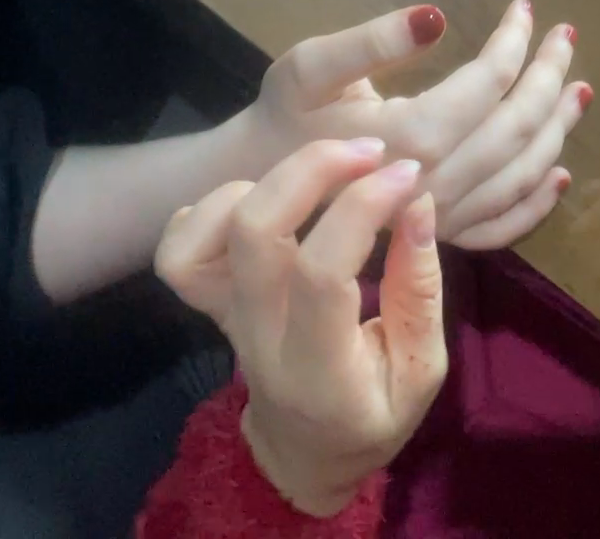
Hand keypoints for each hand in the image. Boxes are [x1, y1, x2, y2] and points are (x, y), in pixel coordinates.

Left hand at [154, 139, 446, 516]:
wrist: (303, 450)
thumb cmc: (371, 414)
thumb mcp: (421, 371)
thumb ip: (419, 289)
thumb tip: (417, 201)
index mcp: (316, 369)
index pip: (320, 272)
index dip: (363, 207)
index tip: (407, 174)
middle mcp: (256, 333)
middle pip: (253, 230)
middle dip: (310, 168)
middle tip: (368, 149)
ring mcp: (220, 312)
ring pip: (205, 230)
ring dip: (267, 181)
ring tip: (322, 173)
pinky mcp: (202, 297)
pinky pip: (179, 244)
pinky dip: (213, 206)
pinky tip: (264, 199)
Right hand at [251, 0, 589, 248]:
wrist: (265, 182)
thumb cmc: (286, 115)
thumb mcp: (312, 66)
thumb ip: (372, 42)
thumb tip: (438, 15)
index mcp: (408, 134)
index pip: (486, 85)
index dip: (513, 43)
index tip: (524, 7)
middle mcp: (435, 182)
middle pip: (515, 128)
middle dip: (546, 76)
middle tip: (565, 36)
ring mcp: (442, 218)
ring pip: (520, 174)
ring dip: (557, 129)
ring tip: (577, 89)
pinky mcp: (440, 238)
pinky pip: (503, 227)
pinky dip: (537, 202)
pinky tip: (558, 175)